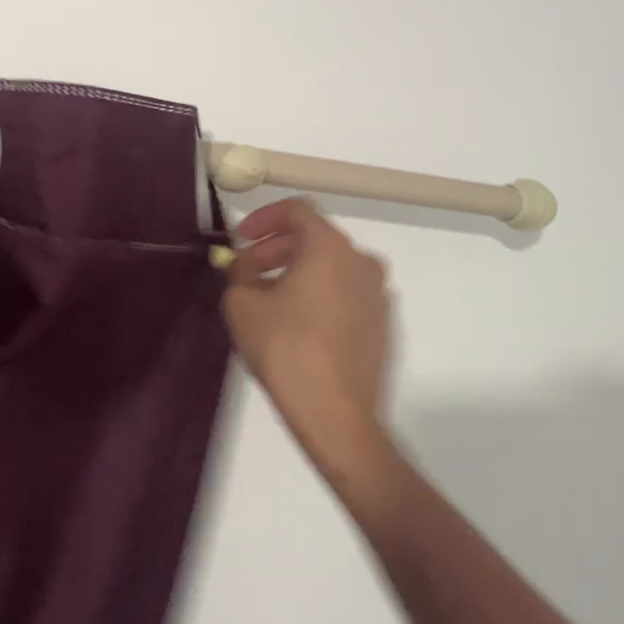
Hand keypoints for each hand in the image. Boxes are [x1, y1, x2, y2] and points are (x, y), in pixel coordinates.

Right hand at [222, 199, 394, 445]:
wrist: (336, 413)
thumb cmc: (284, 348)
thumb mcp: (242, 304)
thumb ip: (239, 272)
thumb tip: (242, 265)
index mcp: (329, 248)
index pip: (297, 210)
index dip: (263, 218)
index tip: (240, 240)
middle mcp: (362, 262)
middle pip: (315, 238)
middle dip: (276, 248)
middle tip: (247, 271)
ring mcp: (378, 295)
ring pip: (331, 268)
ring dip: (297, 273)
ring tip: (267, 300)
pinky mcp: (383, 325)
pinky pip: (345, 294)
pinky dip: (319, 295)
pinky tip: (295, 324)